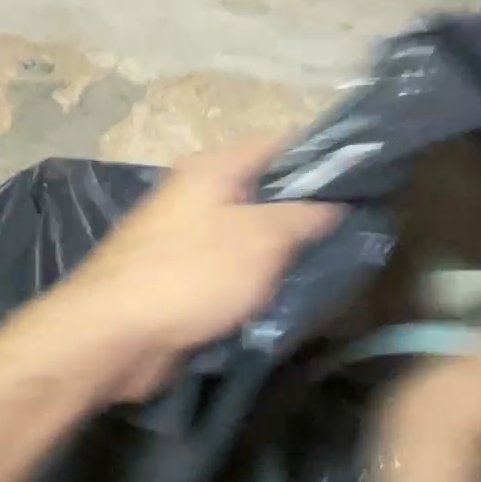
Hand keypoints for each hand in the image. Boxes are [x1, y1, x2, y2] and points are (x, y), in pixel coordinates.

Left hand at [18, 140, 343, 402]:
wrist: (114, 337)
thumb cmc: (190, 275)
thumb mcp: (260, 239)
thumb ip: (304, 216)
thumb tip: (338, 202)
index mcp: (214, 167)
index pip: (282, 144)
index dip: (325, 159)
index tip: (366, 183)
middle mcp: (200, 193)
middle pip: (267, 192)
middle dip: (309, 212)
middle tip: (355, 233)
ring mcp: (190, 236)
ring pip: (253, 235)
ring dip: (285, 252)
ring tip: (332, 266)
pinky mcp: (185, 276)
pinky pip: (235, 269)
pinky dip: (259, 280)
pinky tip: (290, 296)